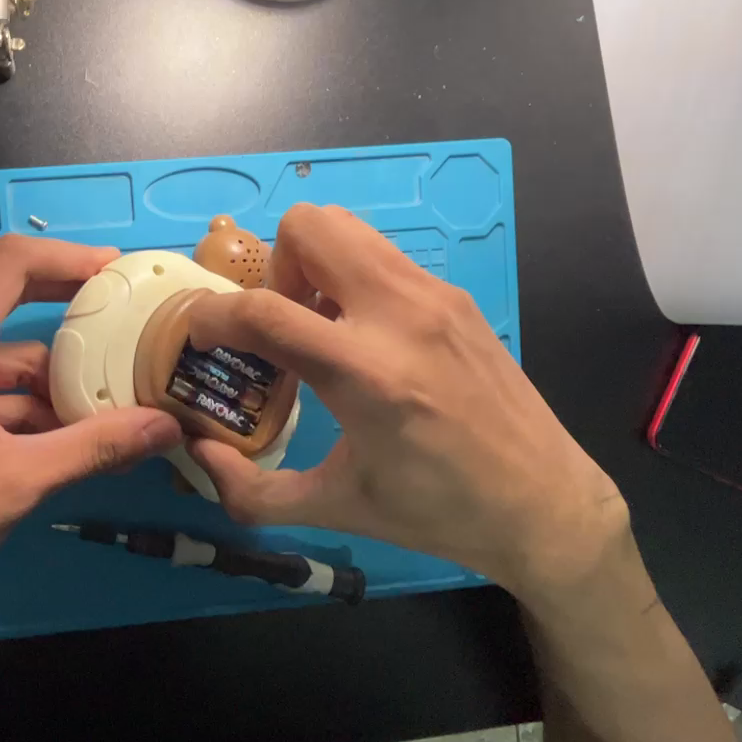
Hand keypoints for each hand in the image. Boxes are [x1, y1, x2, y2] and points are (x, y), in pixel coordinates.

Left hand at [0, 235, 183, 630]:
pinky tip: (69, 438)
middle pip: (10, 303)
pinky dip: (27, 406)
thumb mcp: (18, 483)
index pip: (11, 264)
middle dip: (72, 316)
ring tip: (115, 403)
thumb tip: (167, 426)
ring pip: (3, 357)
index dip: (69, 258)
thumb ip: (95, 447)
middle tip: (132, 326)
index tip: (120, 274)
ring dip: (54, 379)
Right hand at [183, 204, 628, 600]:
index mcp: (365, 374)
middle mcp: (400, 315)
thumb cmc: (434, 513)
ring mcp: (434, 296)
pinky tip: (361, 335)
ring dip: (312, 263)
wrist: (544, 504)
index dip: (213, 315)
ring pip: (348, 228)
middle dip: (272, 268)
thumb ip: (251, 490)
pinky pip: (381, 255)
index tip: (198, 334)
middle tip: (278, 324)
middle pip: (309, 228)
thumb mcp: (334, 506)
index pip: (265, 311)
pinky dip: (350, 277)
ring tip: (316, 325)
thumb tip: (197, 454)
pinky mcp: (456, 296)